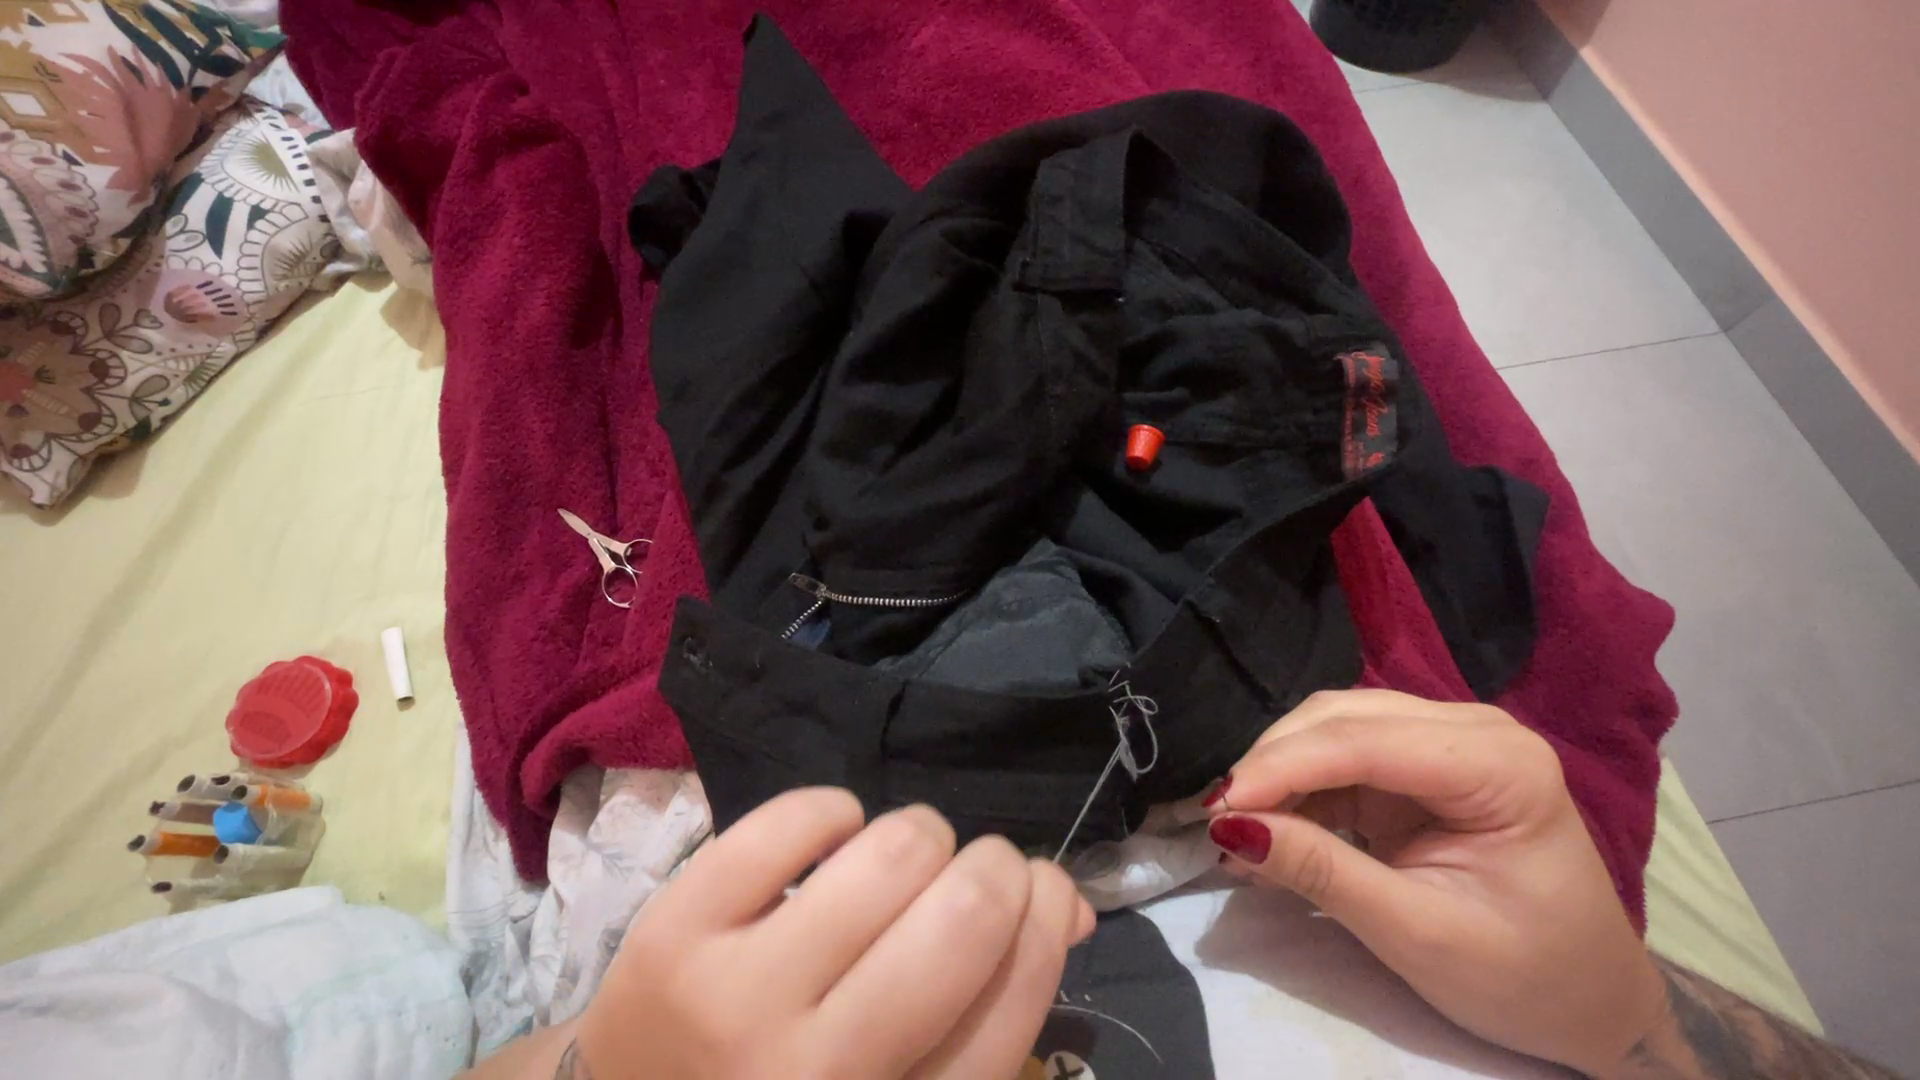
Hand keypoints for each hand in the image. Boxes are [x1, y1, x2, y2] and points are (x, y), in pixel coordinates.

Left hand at [572, 788, 1094, 1078]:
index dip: (1047, 915)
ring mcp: (738, 1002)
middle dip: (995, 867)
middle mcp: (825, 1078)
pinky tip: (832, 837)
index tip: (1037, 887)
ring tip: (902, 857)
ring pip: (888, 857)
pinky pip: (789, 823)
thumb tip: (1068, 905)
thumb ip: (991, 1007)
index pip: (1014, 998)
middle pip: (962, 919)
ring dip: (920, 834)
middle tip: (975, 869)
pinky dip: (832, 809)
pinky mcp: (674, 933)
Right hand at [1204, 690, 1665, 1076]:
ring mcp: (1444, 740)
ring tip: (1237, 830)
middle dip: (1272, 766)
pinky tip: (1270, 829)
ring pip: (1330, 727)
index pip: (1364, 742)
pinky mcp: (1416, 764)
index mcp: (1500, 765)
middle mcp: (1472, 729)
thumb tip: (1230, 825)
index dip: (1282, 768)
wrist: (1591, 1004)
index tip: (1218, 810)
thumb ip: (1324, 873)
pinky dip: (1296, 789)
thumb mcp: (1420, 935)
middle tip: (1219, 822)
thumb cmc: (1526, 979)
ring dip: (1277, 774)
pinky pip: (1337, 756)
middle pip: (1341, 719)